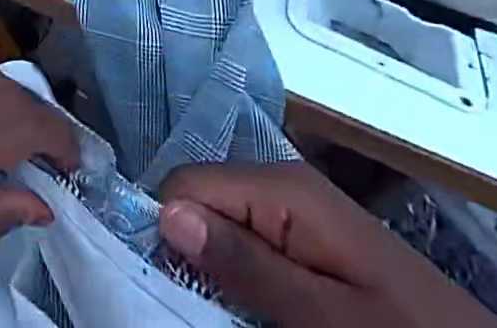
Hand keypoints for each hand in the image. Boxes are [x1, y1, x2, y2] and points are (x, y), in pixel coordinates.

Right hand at [157, 163, 496, 327]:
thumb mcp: (329, 320)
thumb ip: (248, 265)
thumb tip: (167, 215)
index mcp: (281, 187)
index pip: (182, 185)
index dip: (171, 234)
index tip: (180, 290)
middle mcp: (279, 182)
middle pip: (198, 200)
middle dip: (193, 251)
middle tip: (214, 309)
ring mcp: (293, 207)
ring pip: (217, 222)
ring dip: (216, 267)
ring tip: (235, 312)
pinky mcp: (303, 233)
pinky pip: (246, 239)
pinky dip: (240, 273)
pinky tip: (255, 306)